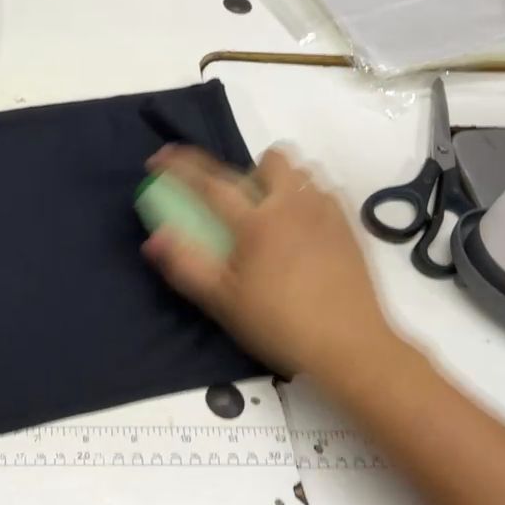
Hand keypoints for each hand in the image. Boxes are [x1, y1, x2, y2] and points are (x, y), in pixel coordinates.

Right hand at [142, 145, 412, 378]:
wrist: (350, 347)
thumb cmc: (279, 325)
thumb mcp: (222, 302)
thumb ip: (186, 265)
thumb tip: (154, 238)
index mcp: (256, 223)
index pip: (210, 183)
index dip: (182, 166)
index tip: (161, 158)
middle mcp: (293, 206)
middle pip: (272, 158)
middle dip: (251, 169)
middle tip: (241, 203)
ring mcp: (327, 213)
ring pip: (304, 171)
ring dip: (283, 182)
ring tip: (274, 214)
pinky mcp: (350, 227)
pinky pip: (327, 192)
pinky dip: (309, 199)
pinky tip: (304, 230)